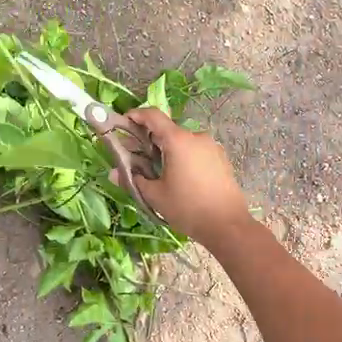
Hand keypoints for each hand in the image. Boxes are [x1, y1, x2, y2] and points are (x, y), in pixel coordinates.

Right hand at [118, 108, 252, 245]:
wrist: (228, 226)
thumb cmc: (188, 208)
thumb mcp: (155, 196)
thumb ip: (134, 180)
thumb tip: (113, 174)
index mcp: (178, 140)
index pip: (153, 115)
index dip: (136, 115)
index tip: (124, 122)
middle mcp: (196, 137)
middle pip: (167, 130)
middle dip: (149, 139)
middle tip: (136, 156)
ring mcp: (211, 147)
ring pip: (182, 142)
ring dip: (167, 150)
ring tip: (158, 170)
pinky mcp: (221, 158)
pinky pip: (196, 151)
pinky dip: (183, 157)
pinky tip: (179, 177)